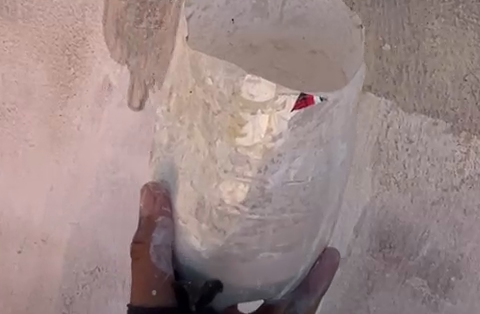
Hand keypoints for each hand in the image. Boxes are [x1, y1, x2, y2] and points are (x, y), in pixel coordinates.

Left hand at [129, 182, 340, 312]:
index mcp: (176, 304)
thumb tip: (152, 190)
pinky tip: (327, 257)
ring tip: (307, 217)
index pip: (184, 254)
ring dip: (291, 255)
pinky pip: (293, 310)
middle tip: (268, 194)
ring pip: (270, 288)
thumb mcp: (154, 307)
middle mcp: (210, 312)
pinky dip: (311, 288)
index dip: (195, 220)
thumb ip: (152, 257)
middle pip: (232, 269)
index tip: (212, 180)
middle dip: (251, 236)